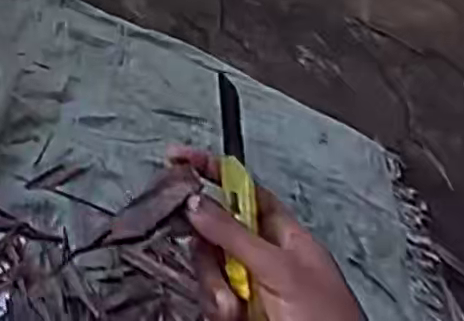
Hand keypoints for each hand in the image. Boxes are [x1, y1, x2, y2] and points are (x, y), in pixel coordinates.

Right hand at [167, 147, 363, 320]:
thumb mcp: (282, 273)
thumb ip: (235, 233)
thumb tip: (193, 199)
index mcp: (286, 239)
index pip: (244, 189)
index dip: (213, 170)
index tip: (177, 158)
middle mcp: (264, 258)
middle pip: (216, 226)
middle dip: (207, 242)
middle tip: (208, 252)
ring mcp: (251, 287)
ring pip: (208, 262)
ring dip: (213, 283)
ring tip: (231, 308)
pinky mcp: (238, 312)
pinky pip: (209, 293)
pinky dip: (215, 305)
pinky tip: (230, 318)